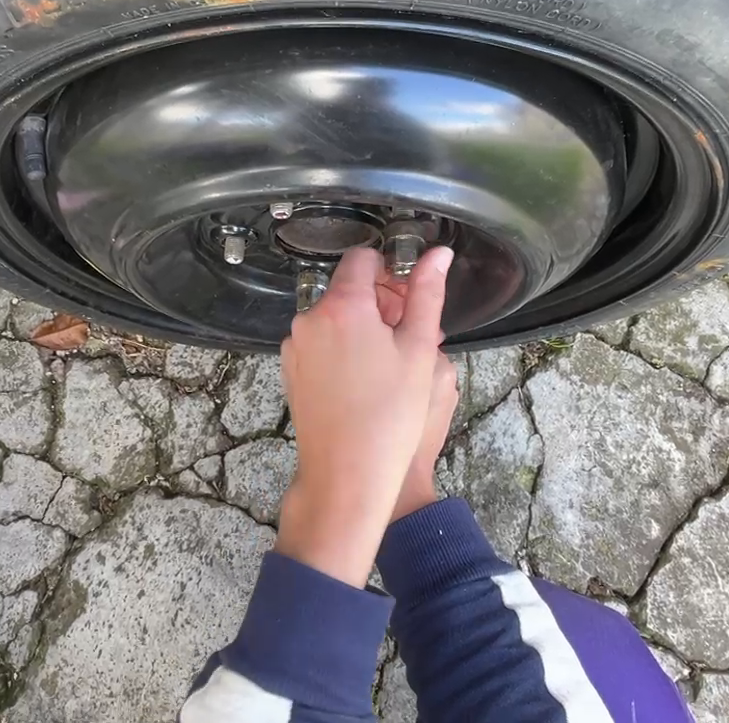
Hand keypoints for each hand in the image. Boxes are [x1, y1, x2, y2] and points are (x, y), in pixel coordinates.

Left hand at [276, 244, 453, 585]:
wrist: (346, 474)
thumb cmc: (391, 413)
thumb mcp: (419, 348)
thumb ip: (427, 293)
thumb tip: (437, 253)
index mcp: (342, 305)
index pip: (363, 259)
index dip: (390, 272)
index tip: (408, 300)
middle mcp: (310, 317)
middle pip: (347, 287)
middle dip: (380, 301)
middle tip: (409, 335)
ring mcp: (295, 344)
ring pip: (334, 316)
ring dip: (362, 325)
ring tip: (390, 363)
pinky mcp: (290, 368)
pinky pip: (319, 341)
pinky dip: (341, 347)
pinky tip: (363, 380)